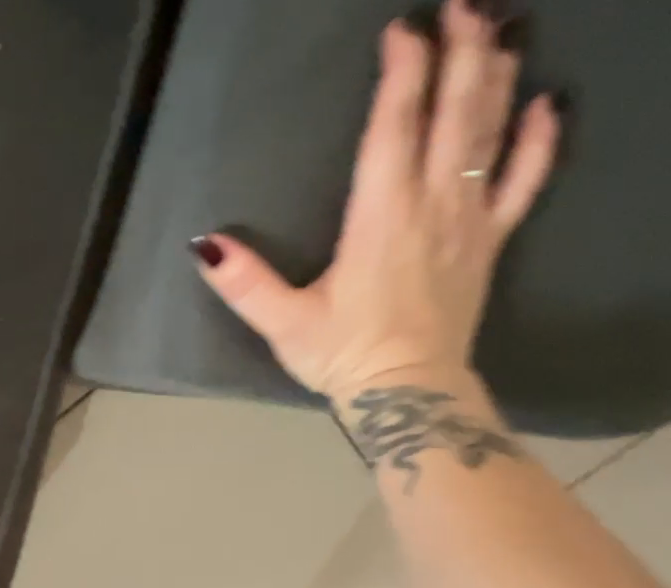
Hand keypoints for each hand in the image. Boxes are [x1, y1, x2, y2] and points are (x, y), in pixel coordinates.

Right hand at [191, 0, 561, 402]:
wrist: (408, 387)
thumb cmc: (342, 352)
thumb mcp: (281, 321)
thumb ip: (244, 282)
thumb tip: (205, 244)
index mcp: (380, 216)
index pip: (395, 127)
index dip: (402, 74)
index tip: (402, 31)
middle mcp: (433, 204)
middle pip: (455, 113)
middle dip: (462, 54)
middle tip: (465, 6)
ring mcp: (469, 219)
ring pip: (491, 134)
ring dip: (496, 78)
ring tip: (497, 33)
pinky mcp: (489, 239)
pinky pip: (525, 179)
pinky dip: (538, 139)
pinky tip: (545, 104)